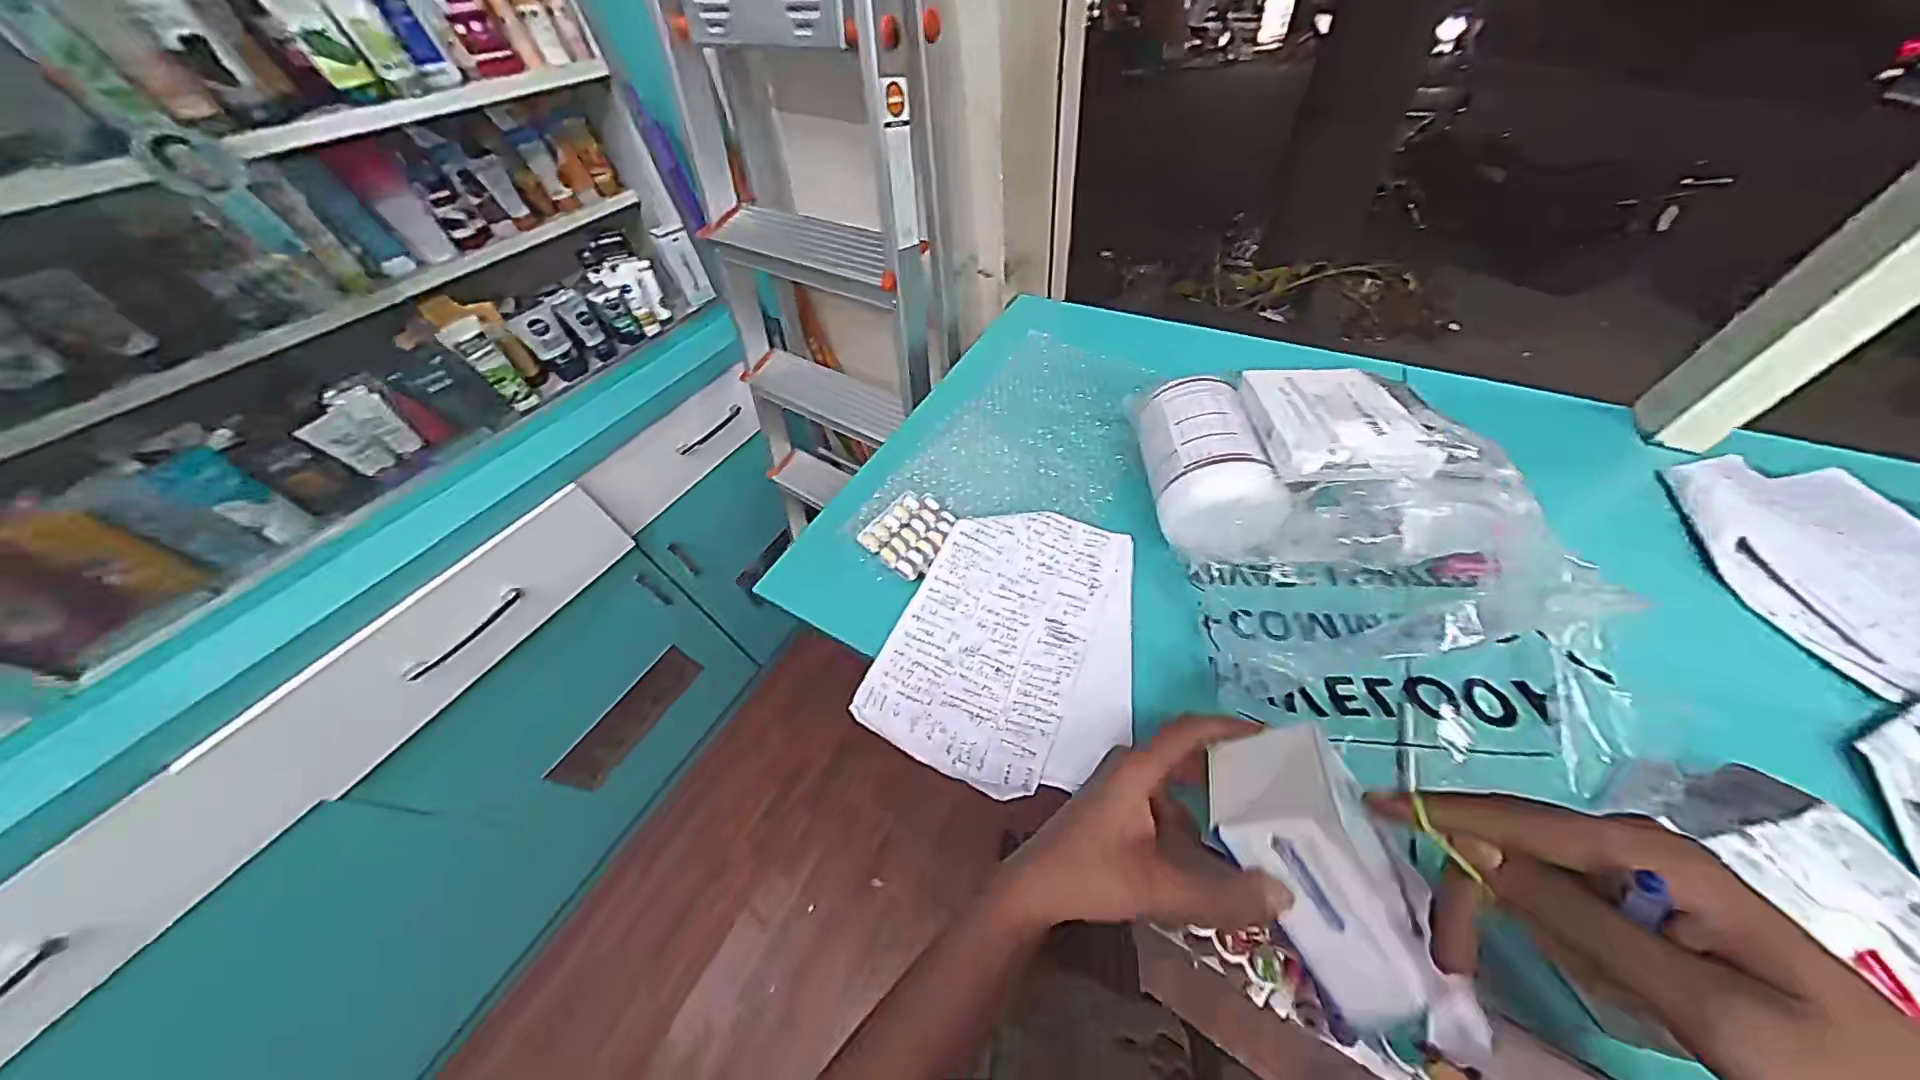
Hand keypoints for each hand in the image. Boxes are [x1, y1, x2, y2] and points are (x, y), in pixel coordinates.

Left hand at [993, 715, 1293, 931]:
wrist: (1033, 888)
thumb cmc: (1089, 875)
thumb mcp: (1159, 888)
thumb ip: (1222, 895)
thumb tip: (1284, 896)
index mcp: (1137, 770)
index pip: (1187, 730)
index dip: (1227, 727)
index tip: (1267, 735)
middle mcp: (1129, 769)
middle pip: (1184, 754)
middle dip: (1224, 765)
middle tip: (1269, 780)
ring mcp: (1119, 787)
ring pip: (1173, 783)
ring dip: (1206, 797)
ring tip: (1249, 817)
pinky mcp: (1116, 807)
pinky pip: (1161, 801)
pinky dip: (1186, 817)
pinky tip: (1207, 850)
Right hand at [1372, 792, 1919, 1079]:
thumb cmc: (1812, 1055)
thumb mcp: (1699, 1004)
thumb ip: (1581, 920)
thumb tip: (1476, 850)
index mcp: (1649, 854)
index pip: (1519, 820)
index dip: (1443, 811)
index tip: (1376, 803)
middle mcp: (1632, 848)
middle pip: (1513, 845)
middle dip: (1474, 890)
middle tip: (1450, 955)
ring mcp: (1633, 875)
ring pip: (1529, 878)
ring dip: (1513, 921)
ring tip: (1550, 979)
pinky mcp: (1633, 904)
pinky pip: (1560, 907)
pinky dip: (1549, 935)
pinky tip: (1596, 974)